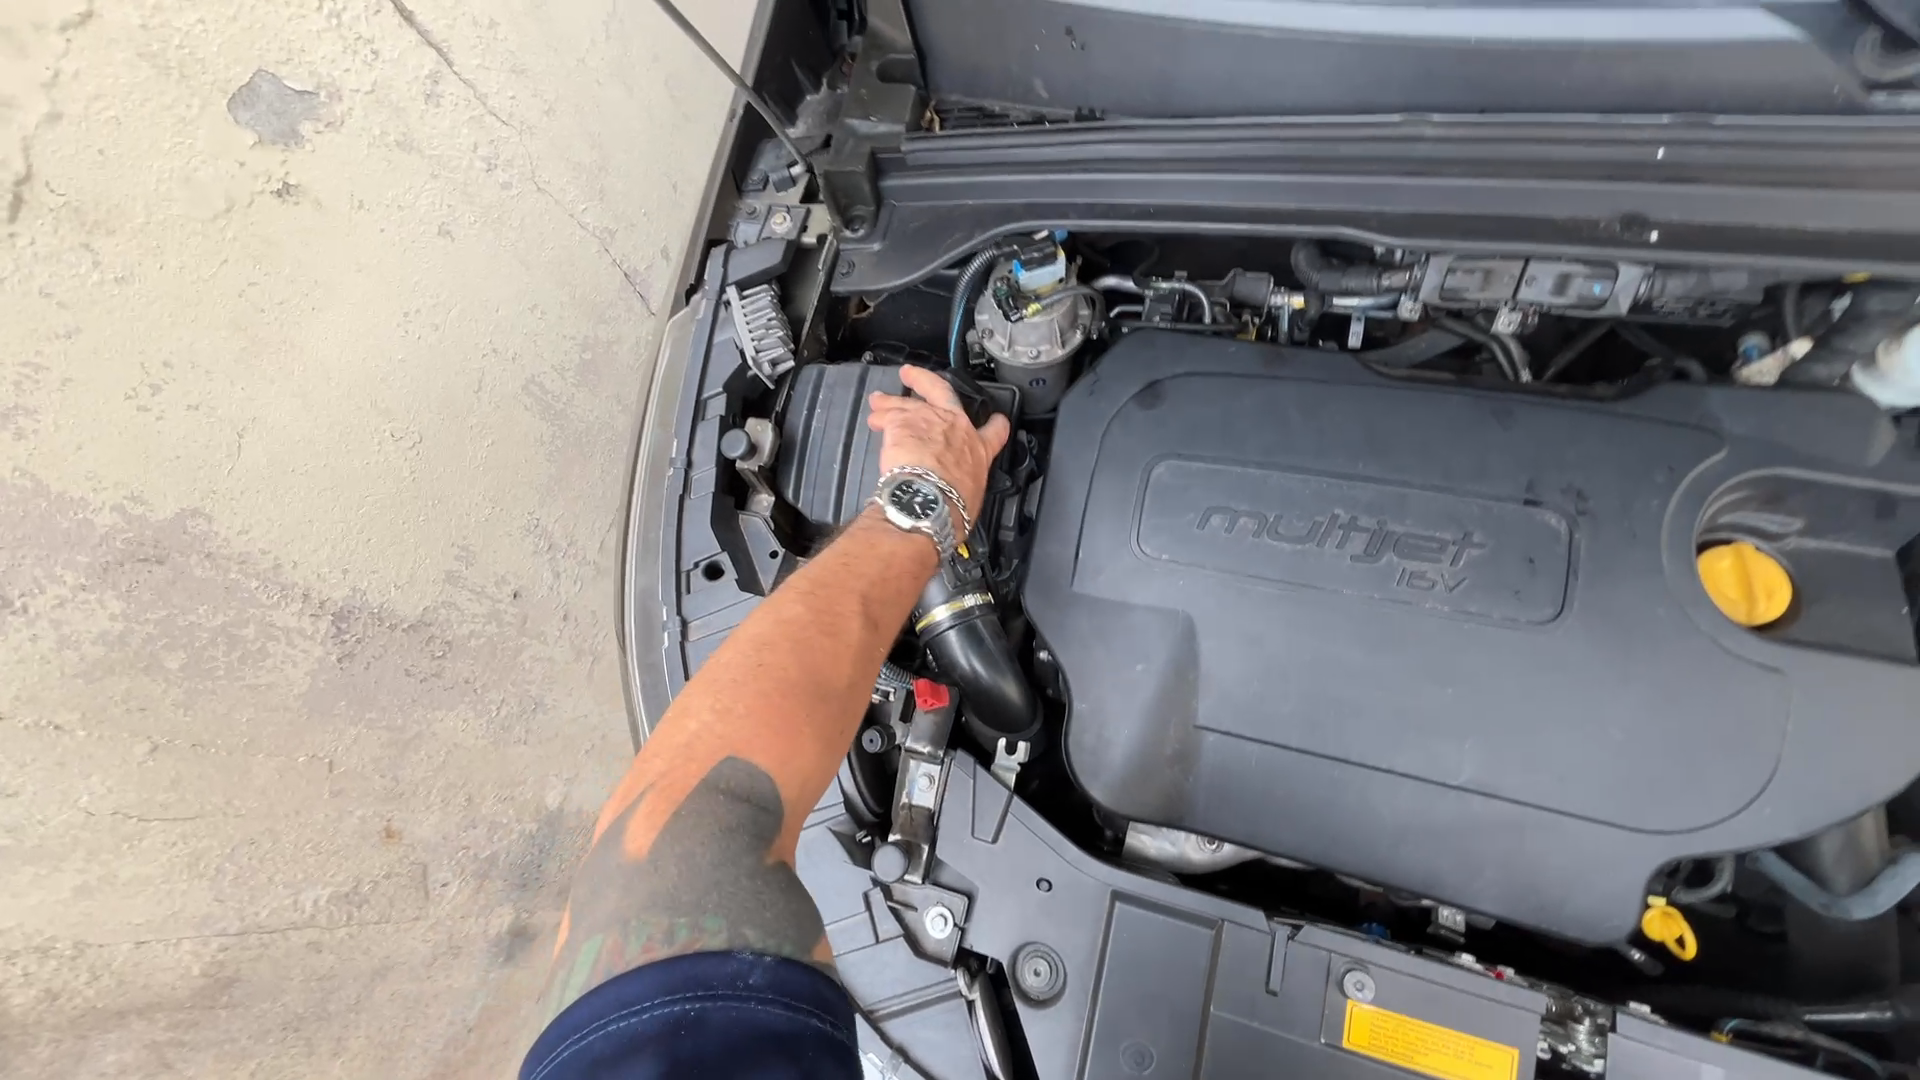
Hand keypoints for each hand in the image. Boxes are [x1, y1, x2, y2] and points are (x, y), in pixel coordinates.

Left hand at [866, 365, 1010, 521]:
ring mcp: (928, 419)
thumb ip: (962, 486)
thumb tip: (956, 497)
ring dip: (891, 401)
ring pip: (907, 403)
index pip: (995, 431)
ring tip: (879, 401)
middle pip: (942, 391)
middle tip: (911, 374)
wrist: (930, 501)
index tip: (996, 421)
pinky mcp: (902, 422)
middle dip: (925, 380)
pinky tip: (874, 419)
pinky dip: (881, 416)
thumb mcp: (969, 497)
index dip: (996, 425)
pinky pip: (889, 415)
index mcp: (977, 448)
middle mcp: (955, 426)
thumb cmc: (951, 506)